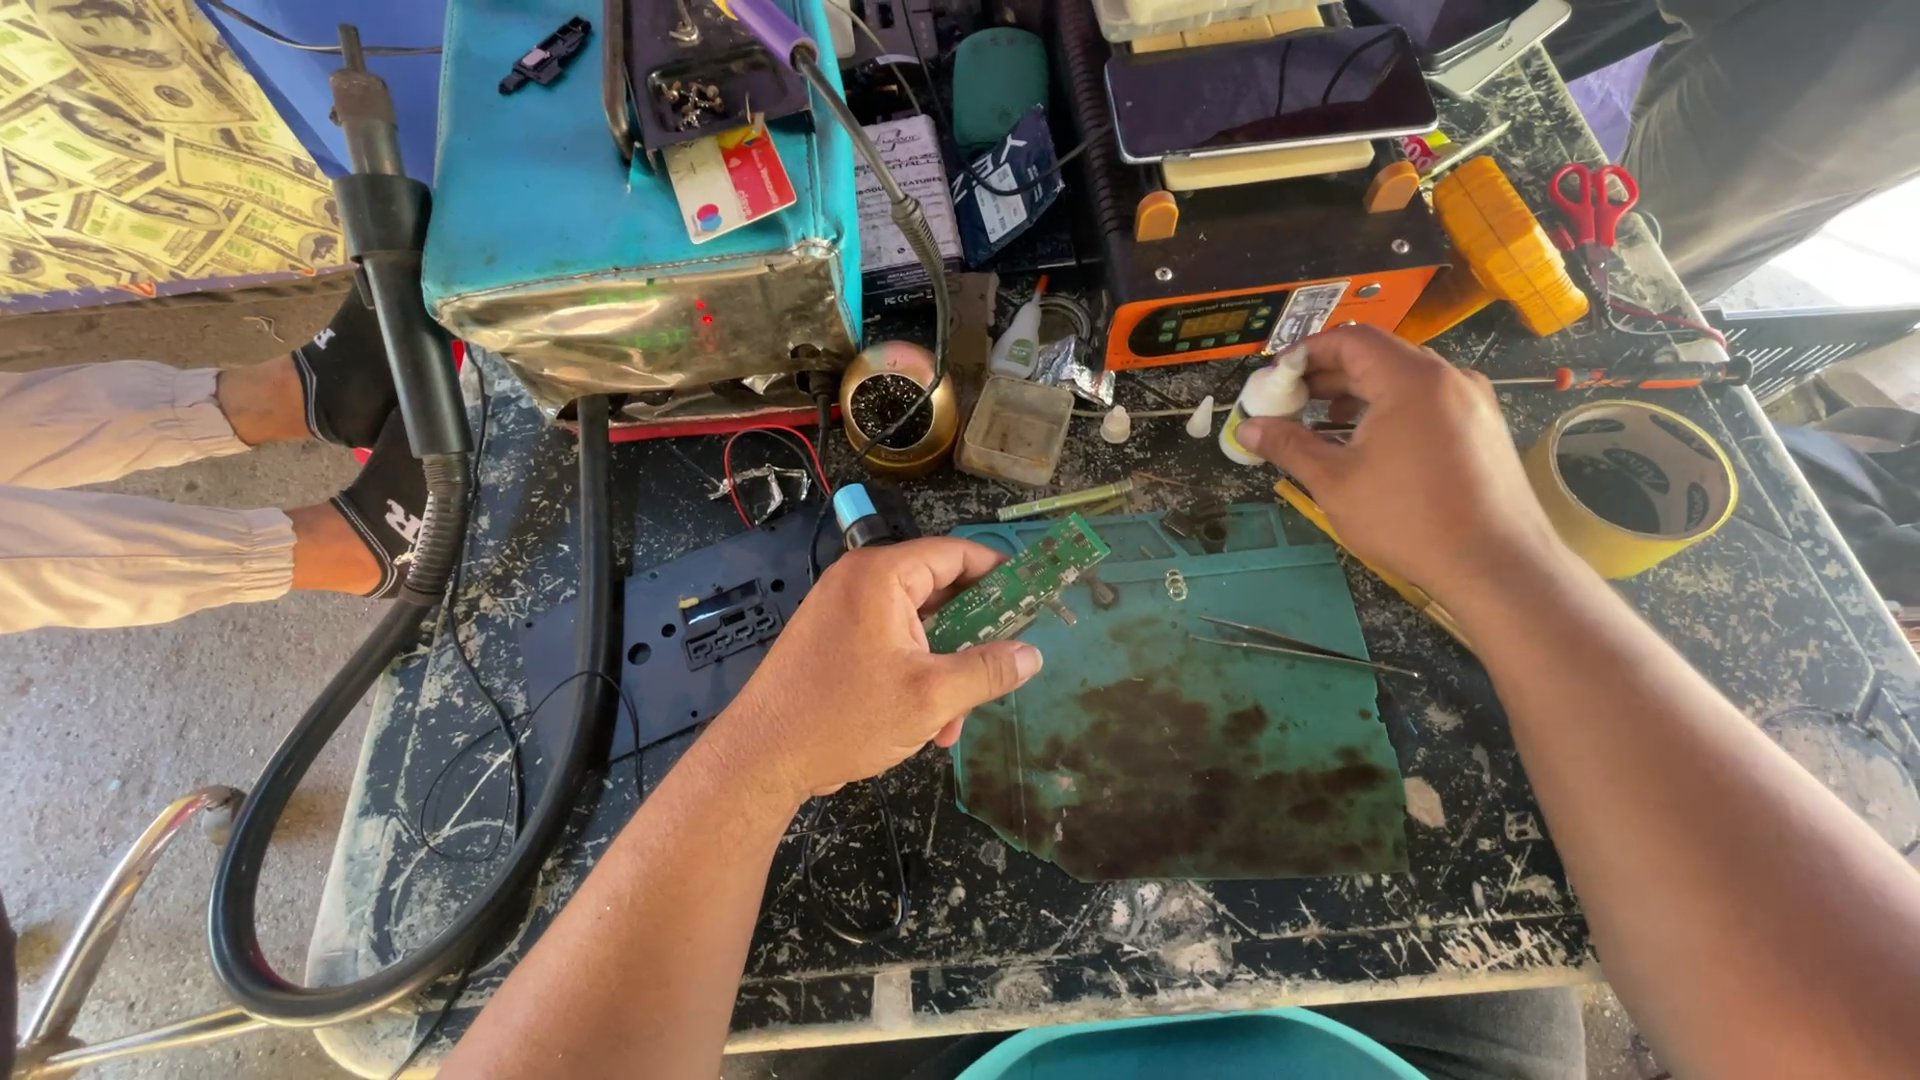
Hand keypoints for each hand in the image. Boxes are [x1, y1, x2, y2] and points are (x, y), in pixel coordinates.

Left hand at [706, 537, 1043, 802]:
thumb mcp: (930, 696)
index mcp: (882, 576)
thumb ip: (987, 671)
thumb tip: (1033, 655)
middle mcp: (861, 582)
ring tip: (952, 721)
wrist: (761, 759)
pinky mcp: (835, 641)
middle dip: (971, 640)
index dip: (1000, 572)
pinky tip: (927, 725)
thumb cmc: (846, 717)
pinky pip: (892, 645)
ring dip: (944, 670)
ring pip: (919, 628)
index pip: (956, 554)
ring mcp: (844, 612)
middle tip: (999, 669)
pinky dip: (915, 676)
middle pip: (939, 593)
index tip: (1034, 595)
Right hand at [1235, 325, 1571, 601]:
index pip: (1351, 339)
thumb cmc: (1407, 518)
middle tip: (1289, 403)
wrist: (1495, 563)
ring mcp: (1472, 400)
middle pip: (1377, 355)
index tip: (1275, 379)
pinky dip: (1388, 408)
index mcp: (1411, 380)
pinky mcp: (1482, 426)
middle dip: (1326, 374)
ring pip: (1402, 378)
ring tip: (1321, 423)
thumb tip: (1247, 428)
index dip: (1306, 352)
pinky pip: (1426, 400)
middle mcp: (1448, 378)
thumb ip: (1288, 446)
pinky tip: (1368, 442)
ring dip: (1356, 392)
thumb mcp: (1334, 482)